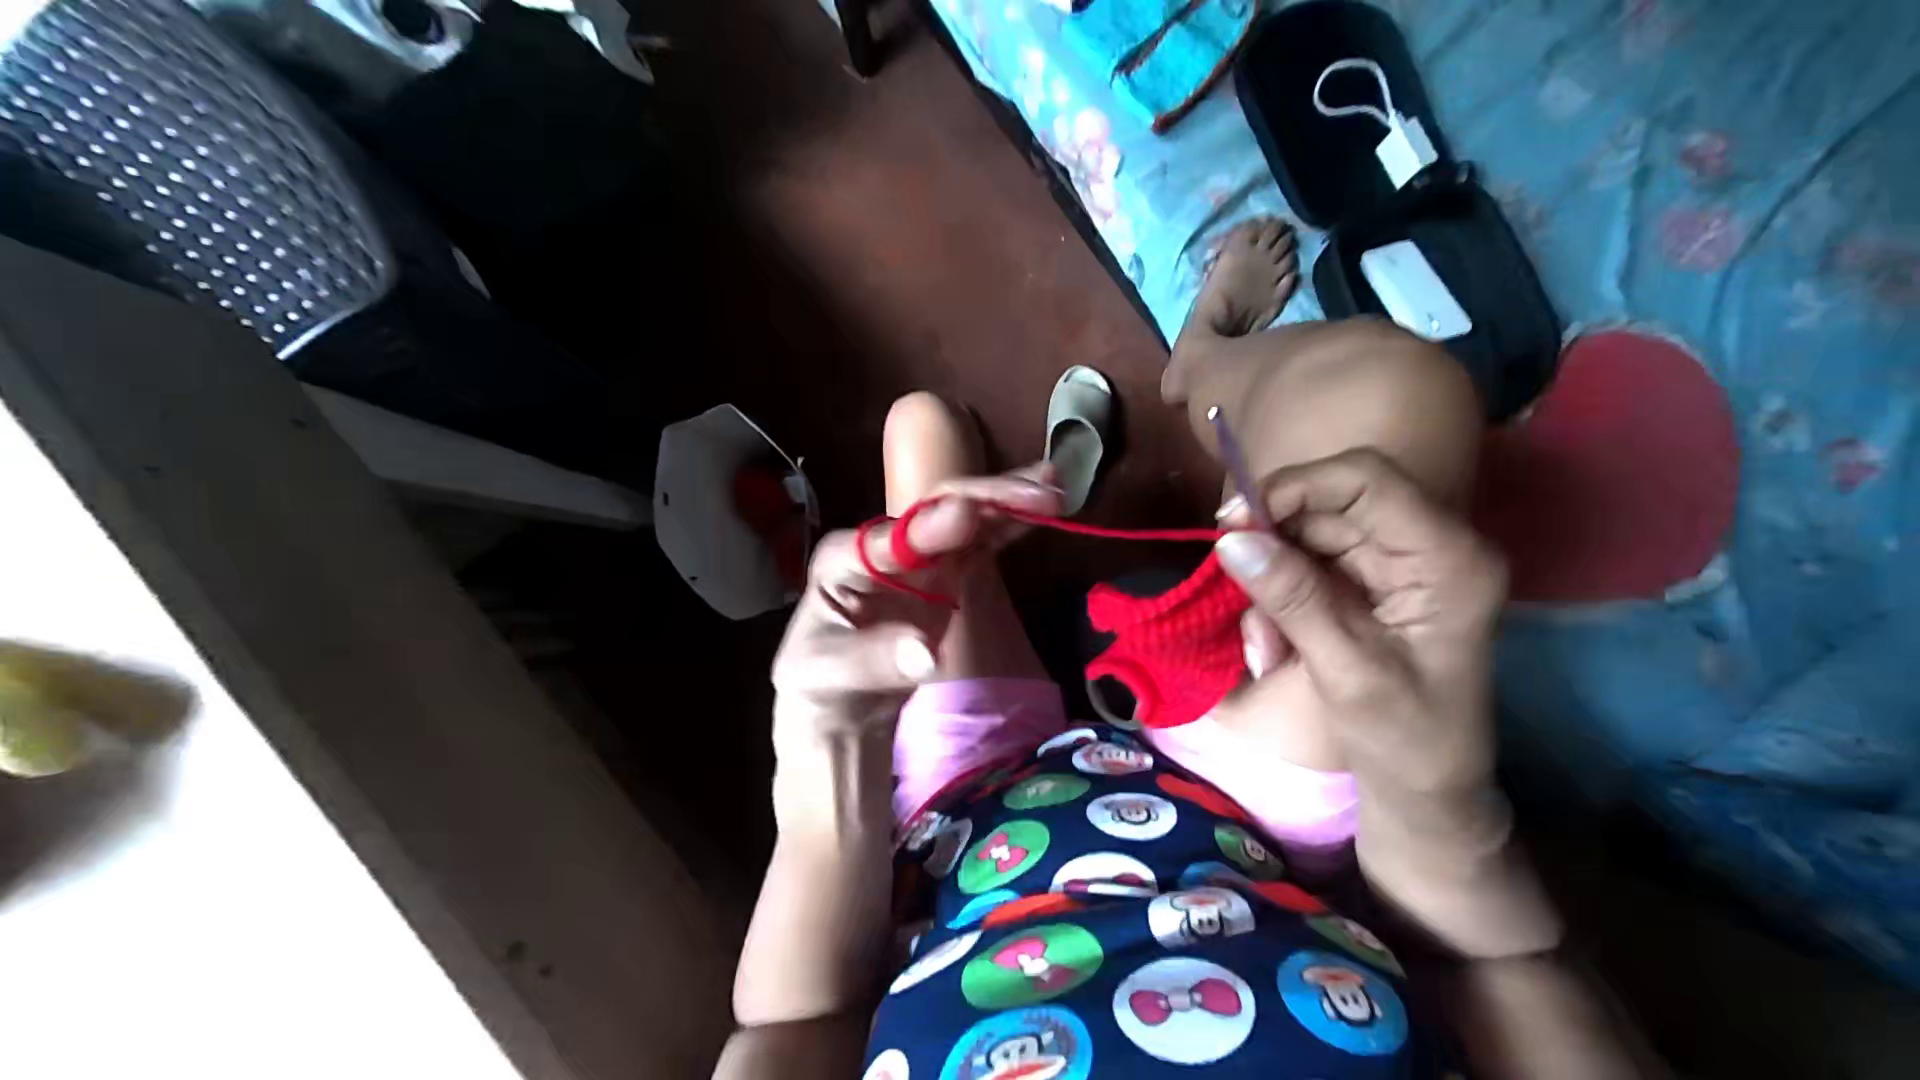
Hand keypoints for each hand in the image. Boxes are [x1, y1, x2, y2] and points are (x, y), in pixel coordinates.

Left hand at [767, 467, 1061, 831]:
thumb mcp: (829, 675)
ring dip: (1009, 502)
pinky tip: (1045, 511)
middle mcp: (886, 543)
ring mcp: (921, 554)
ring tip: (1053, 487)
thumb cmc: (823, 678)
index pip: (888, 537)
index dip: (928, 526)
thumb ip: (871, 661)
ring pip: (968, 516)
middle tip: (1037, 492)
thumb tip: (924, 653)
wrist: (843, 695)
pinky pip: (983, 541)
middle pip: (936, 509)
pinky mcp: (948, 570)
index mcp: (845, 558)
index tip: (966, 516)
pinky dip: (1012, 525)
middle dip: (985, 497)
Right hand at [1212, 448, 1505, 795]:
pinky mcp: (1366, 581)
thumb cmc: (1405, 739)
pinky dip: (1276, 594)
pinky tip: (1274, 644)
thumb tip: (1230, 540)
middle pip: (1330, 500)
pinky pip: (1304, 562)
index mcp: (1446, 559)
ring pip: (1307, 531)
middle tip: (1229, 576)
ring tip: (1266, 643)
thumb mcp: (1345, 671)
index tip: (1233, 521)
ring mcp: (1393, 563)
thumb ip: (1292, 599)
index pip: (1367, 480)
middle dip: (1273, 538)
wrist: (1425, 790)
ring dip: (1270, 575)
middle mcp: (1424, 546)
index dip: (1295, 486)